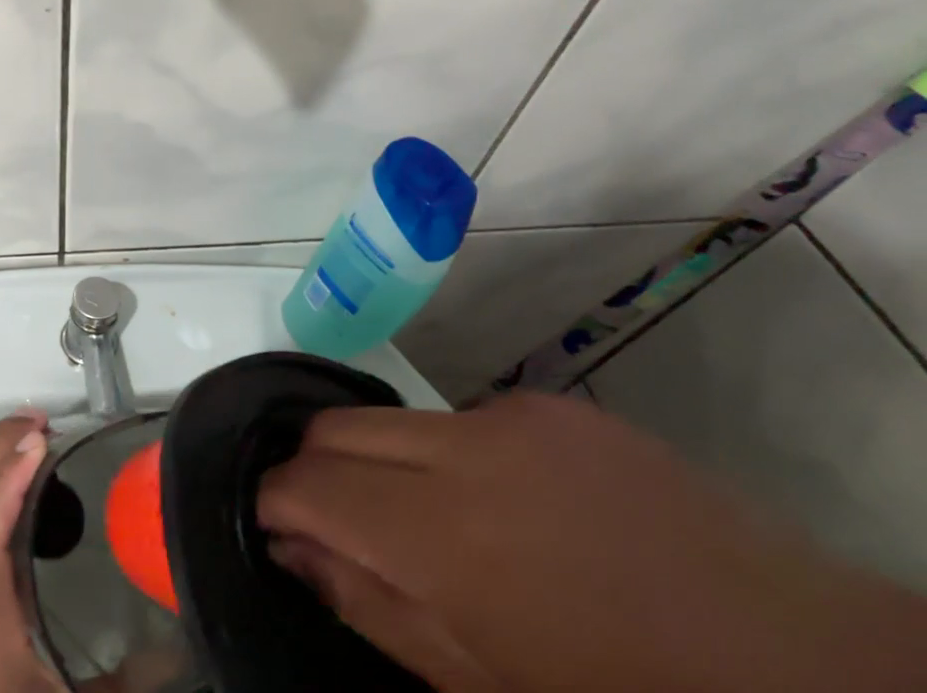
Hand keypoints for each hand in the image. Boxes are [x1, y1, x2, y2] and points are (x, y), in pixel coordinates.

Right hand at [257, 393, 926, 692]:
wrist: (803, 660)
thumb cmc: (617, 691)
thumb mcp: (475, 680)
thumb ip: (365, 602)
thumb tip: (288, 545)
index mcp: (439, 534)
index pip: (303, 482)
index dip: (269, 501)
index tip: (268, 526)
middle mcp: (466, 450)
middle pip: (333, 427)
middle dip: (309, 469)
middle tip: (325, 522)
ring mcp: (517, 417)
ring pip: (393, 417)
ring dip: (379, 460)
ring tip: (419, 519)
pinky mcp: (560, 406)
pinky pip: (464, 417)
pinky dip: (447, 453)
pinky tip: (499, 505)